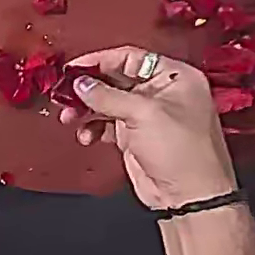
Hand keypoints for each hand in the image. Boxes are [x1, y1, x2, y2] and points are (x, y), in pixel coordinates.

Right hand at [60, 46, 238, 209]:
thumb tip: (80, 83)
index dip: (100, 61)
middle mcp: (161, 93)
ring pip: (107, 102)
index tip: (74, 68)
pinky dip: (94, 128)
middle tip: (65, 93)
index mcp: (174, 77)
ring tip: (69, 117)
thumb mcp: (142, 114)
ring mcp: (148, 115)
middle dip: (89, 87)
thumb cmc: (182, 151)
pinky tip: (87, 136)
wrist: (189, 196)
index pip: (131, 58)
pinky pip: (107, 124)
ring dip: (86, 109)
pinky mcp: (136, 136)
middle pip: (116, 79)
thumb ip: (107, 96)